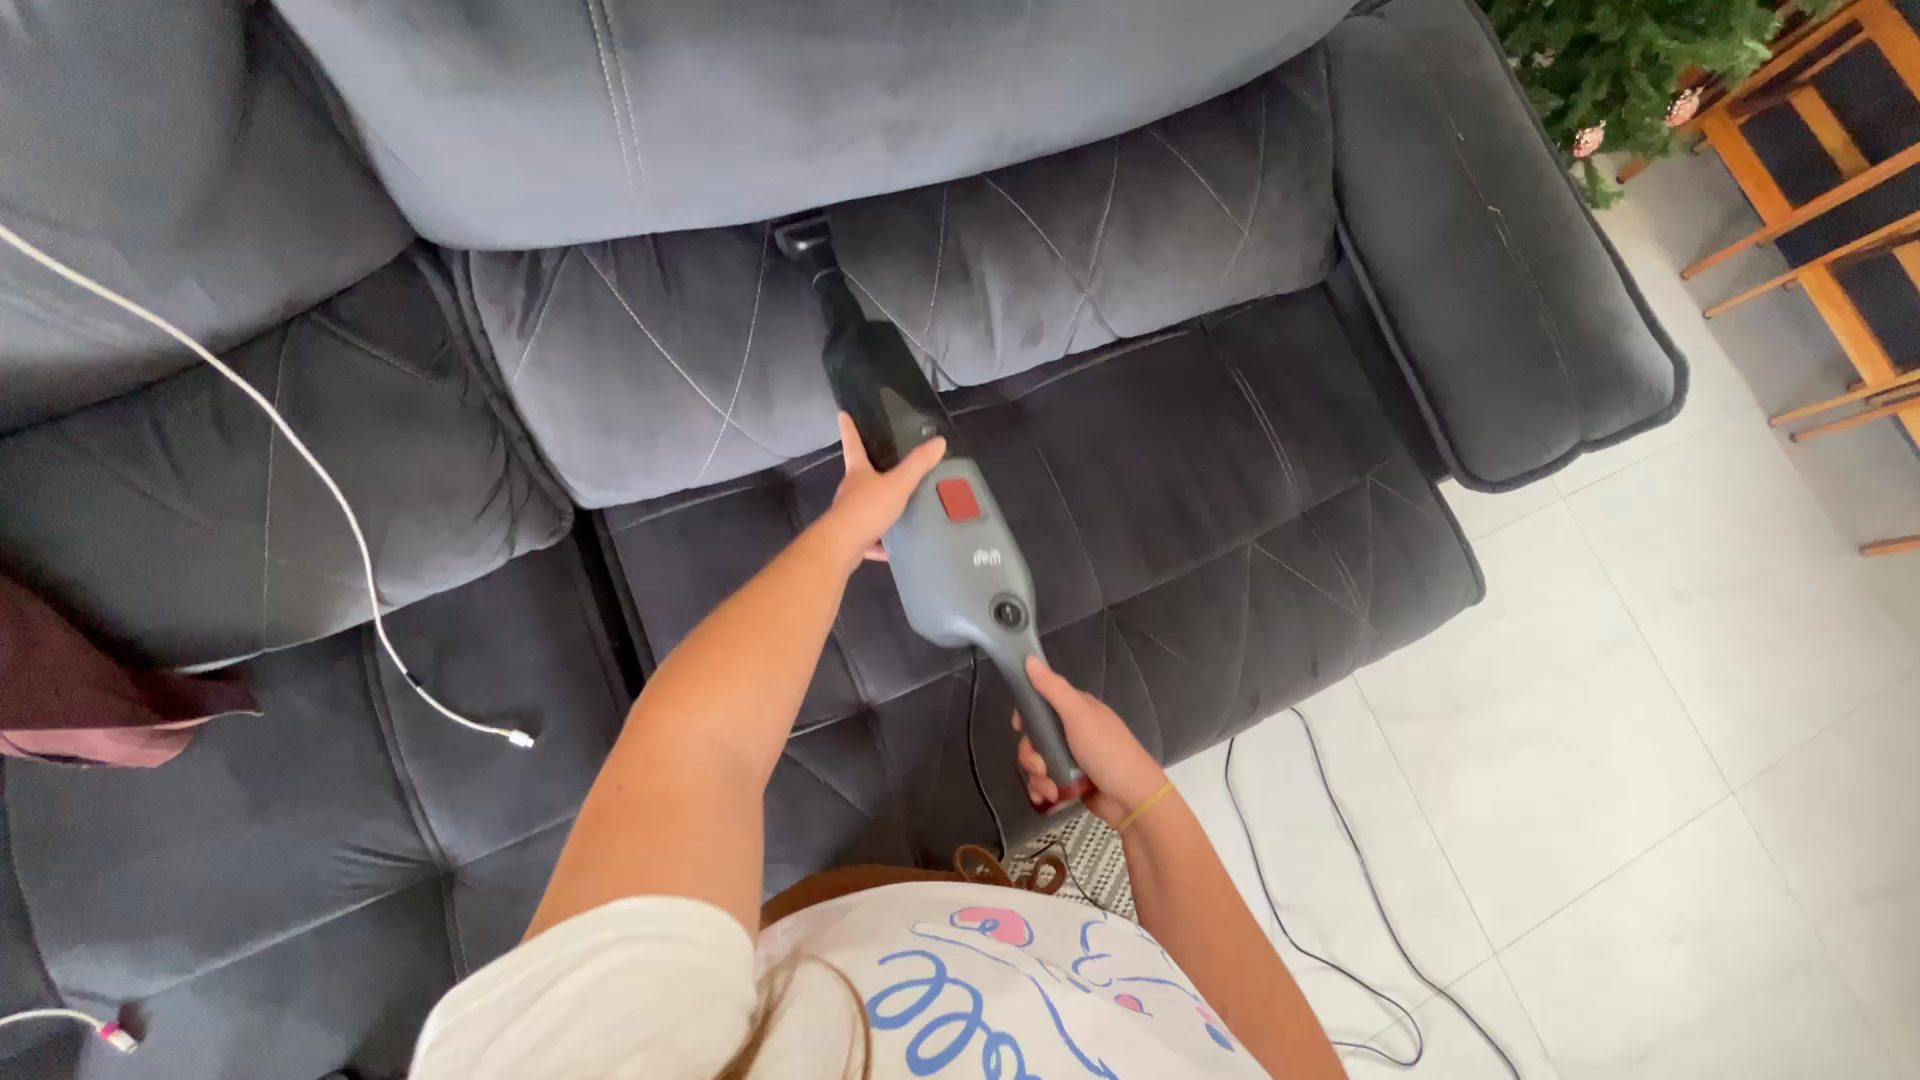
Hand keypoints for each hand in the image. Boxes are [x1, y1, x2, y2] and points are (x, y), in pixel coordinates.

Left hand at [819, 412, 945, 565]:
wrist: (842, 546)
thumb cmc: (867, 508)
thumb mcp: (898, 484)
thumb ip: (918, 465)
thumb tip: (939, 441)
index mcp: (858, 473)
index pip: (853, 444)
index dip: (849, 428)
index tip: (842, 414)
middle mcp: (850, 491)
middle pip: (859, 477)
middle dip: (869, 472)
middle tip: (885, 468)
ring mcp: (848, 516)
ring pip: (864, 509)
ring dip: (878, 510)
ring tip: (899, 511)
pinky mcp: (850, 539)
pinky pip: (868, 539)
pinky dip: (880, 543)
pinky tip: (894, 548)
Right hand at [1014, 656, 1170, 828]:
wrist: (1134, 799)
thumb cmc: (1108, 752)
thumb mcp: (1080, 717)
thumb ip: (1054, 689)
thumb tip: (1029, 659)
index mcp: (1077, 710)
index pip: (1042, 701)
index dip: (1027, 713)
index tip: (1019, 726)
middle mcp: (1073, 731)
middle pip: (1034, 737)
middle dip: (1031, 755)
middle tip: (1040, 767)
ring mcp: (1071, 758)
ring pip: (1037, 761)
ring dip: (1037, 778)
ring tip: (1051, 790)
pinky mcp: (1071, 782)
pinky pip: (1045, 782)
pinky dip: (1042, 790)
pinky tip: (1047, 799)